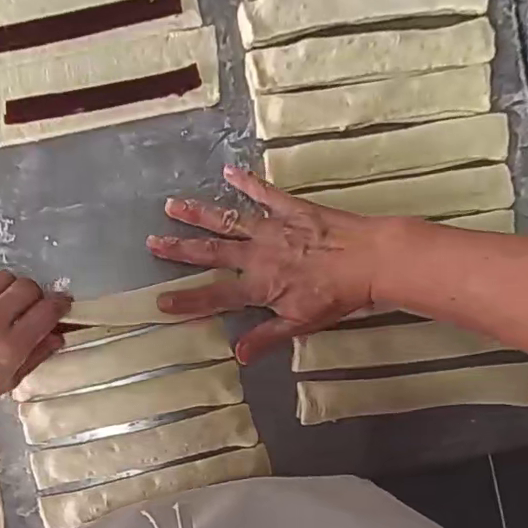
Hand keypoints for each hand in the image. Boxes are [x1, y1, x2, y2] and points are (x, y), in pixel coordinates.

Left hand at [0, 270, 68, 418]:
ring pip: (4, 276)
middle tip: (33, 306)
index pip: (46, 312)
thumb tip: (57, 336)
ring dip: (12, 287)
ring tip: (8, 302)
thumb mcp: (10, 380)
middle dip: (36, 295)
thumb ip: (37, 355)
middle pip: (28, 287)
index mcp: (9, 347)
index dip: (60, 304)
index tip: (62, 304)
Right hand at [148, 165, 419, 362]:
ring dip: (199, 214)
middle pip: (211, 253)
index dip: (186, 301)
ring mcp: (273, 229)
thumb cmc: (338, 296)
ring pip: (228, 221)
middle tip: (152, 242)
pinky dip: (247, 182)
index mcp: (259, 286)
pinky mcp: (291, 209)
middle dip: (179, 250)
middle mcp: (258, 255)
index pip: (214, 297)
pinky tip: (229, 171)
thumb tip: (237, 356)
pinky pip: (265, 194)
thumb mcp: (300, 323)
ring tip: (172, 206)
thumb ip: (266, 337)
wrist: (375, 260)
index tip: (160, 302)